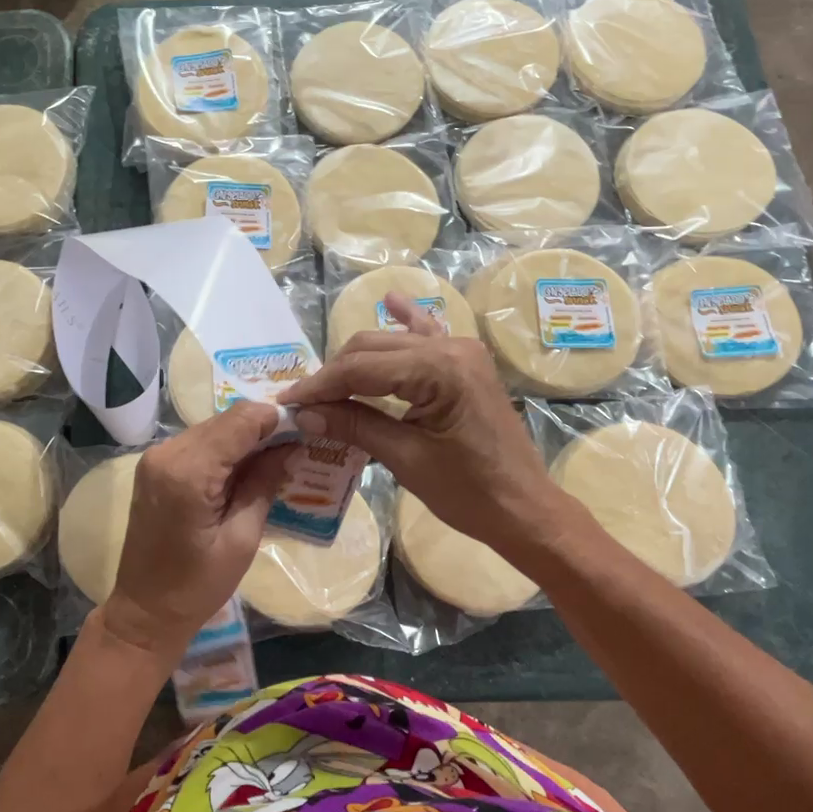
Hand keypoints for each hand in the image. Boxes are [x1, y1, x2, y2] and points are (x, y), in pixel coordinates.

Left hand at [101, 402, 291, 659]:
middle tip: (294, 449)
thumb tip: (290, 447)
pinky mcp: (153, 466)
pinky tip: (242, 472)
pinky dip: (222, 451)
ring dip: (242, 440)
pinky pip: (196, 444)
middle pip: (224, 420)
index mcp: (188, 472)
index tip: (304, 431)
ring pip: (211, 429)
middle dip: (261, 430)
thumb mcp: (242, 539)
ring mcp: (155, 457)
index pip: (239, 421)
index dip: (274, 419)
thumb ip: (263, 484)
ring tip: (273, 462)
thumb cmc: (197, 586)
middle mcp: (167, 453)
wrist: (145, 610)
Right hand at [277, 292, 573, 552]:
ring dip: (357, 360)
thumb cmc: (470, 493)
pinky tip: (390, 302)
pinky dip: (405, 322)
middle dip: (334, 374)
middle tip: (302, 403)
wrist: (525, 509)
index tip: (287, 402)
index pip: (362, 367)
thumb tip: (304, 414)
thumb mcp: (406, 460)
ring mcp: (461, 352)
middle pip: (373, 348)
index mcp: (441, 369)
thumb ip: (355, 426)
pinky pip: (426, 336)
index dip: (320, 385)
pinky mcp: (465, 364)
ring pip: (391, 343)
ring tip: (324, 383)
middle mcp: (452, 348)